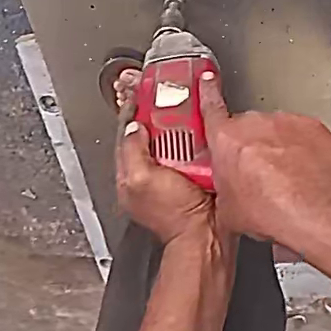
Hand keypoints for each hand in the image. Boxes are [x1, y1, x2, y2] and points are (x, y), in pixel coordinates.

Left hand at [116, 109, 217, 246]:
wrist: (206, 235)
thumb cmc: (176, 216)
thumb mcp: (142, 180)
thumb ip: (133, 152)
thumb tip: (133, 127)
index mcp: (129, 176)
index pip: (124, 135)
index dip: (131, 113)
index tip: (140, 94)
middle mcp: (149, 176)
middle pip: (147, 135)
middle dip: (155, 116)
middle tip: (164, 97)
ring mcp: (171, 177)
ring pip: (171, 141)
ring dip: (178, 125)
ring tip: (184, 107)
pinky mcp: (194, 177)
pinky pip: (193, 149)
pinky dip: (196, 138)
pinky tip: (203, 128)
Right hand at [197, 74, 330, 256]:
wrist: (317, 214)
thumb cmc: (274, 212)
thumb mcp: (229, 212)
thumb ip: (222, 192)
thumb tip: (227, 198)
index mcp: (226, 139)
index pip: (210, 106)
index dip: (207, 92)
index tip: (207, 80)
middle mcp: (255, 123)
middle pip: (247, 129)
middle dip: (249, 147)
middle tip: (255, 174)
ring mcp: (286, 122)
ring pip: (276, 132)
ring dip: (277, 149)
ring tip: (284, 180)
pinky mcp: (313, 127)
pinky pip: (302, 135)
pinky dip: (302, 150)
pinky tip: (304, 173)